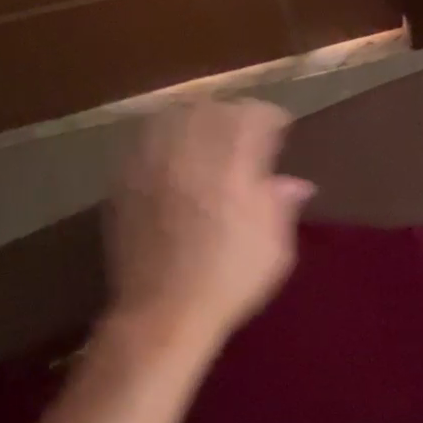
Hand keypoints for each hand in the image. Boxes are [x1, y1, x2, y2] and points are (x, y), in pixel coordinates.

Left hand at [104, 99, 314, 340]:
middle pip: (210, 110)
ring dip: (194, 118)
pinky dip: (163, 136)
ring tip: (208, 131)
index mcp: (233, 169)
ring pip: (171, 118)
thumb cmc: (231, 282)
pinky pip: (143, 142)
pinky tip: (173, 152)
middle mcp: (190, 157)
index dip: (269, 116)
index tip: (281, 126)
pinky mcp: (125, 183)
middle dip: (232, 112)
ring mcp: (152, 167)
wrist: (165, 312)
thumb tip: (297, 182)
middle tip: (246, 126)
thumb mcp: (275, 249)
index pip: (253, 118)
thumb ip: (282, 206)